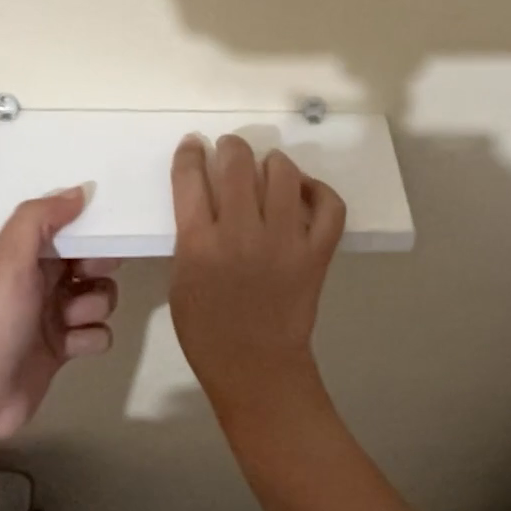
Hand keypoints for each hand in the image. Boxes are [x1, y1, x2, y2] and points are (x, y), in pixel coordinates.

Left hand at [0, 188, 119, 447]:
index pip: (67, 228)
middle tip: (88, 277)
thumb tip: (81, 190)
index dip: (90, 228)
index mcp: (22, 257)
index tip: (110, 231)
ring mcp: (53, 317)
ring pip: (101, 296)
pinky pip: (99, 332)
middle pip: (91, 261)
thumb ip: (40, 220)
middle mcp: (39, 283)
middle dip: (99, 268)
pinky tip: (72, 348)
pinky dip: (92, 337)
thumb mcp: (9, 263)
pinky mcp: (64, 349)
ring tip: (71, 320)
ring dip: (95, 306)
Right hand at [169, 135, 345, 404]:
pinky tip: (304, 190)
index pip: (190, 178)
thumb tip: (206, 197)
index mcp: (199, 244)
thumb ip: (191, 236)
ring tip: (267, 166)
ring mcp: (284, 241)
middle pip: (236, 164)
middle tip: (230, 149)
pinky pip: (329, 205)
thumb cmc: (208, 330)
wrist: (256, 366)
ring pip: (283, 174)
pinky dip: (319, 190)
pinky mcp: (317, 252)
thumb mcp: (181, 279)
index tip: (194, 144)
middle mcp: (242, 233)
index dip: (190, 154)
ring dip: (272, 161)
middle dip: (231, 147)